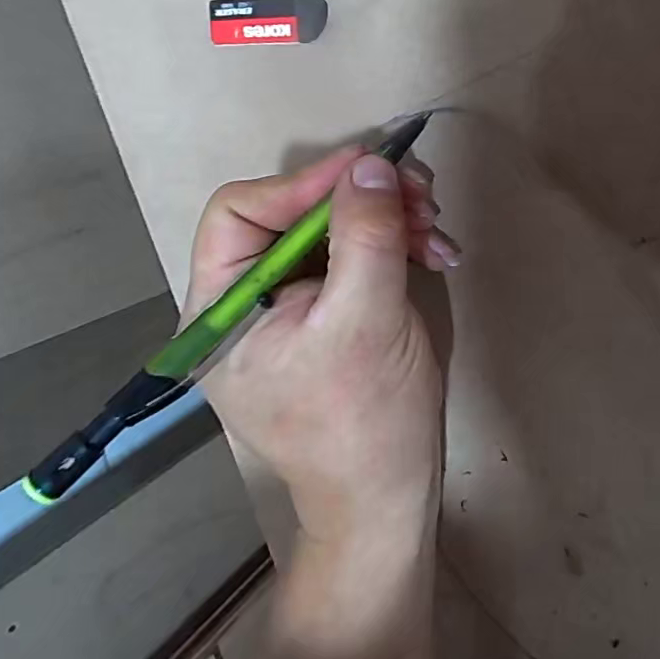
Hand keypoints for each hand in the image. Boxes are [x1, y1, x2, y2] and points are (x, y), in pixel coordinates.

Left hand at [184, 145, 456, 538]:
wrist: (391, 495)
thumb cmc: (365, 422)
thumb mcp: (367, 320)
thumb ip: (366, 236)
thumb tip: (369, 163)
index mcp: (223, 308)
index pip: (243, 212)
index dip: (305, 182)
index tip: (369, 166)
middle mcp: (249, 298)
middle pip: (296, 213)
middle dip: (362, 198)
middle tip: (421, 195)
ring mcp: (292, 302)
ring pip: (333, 225)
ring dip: (390, 215)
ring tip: (435, 227)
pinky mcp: (331, 305)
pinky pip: (357, 250)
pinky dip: (398, 241)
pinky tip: (435, 251)